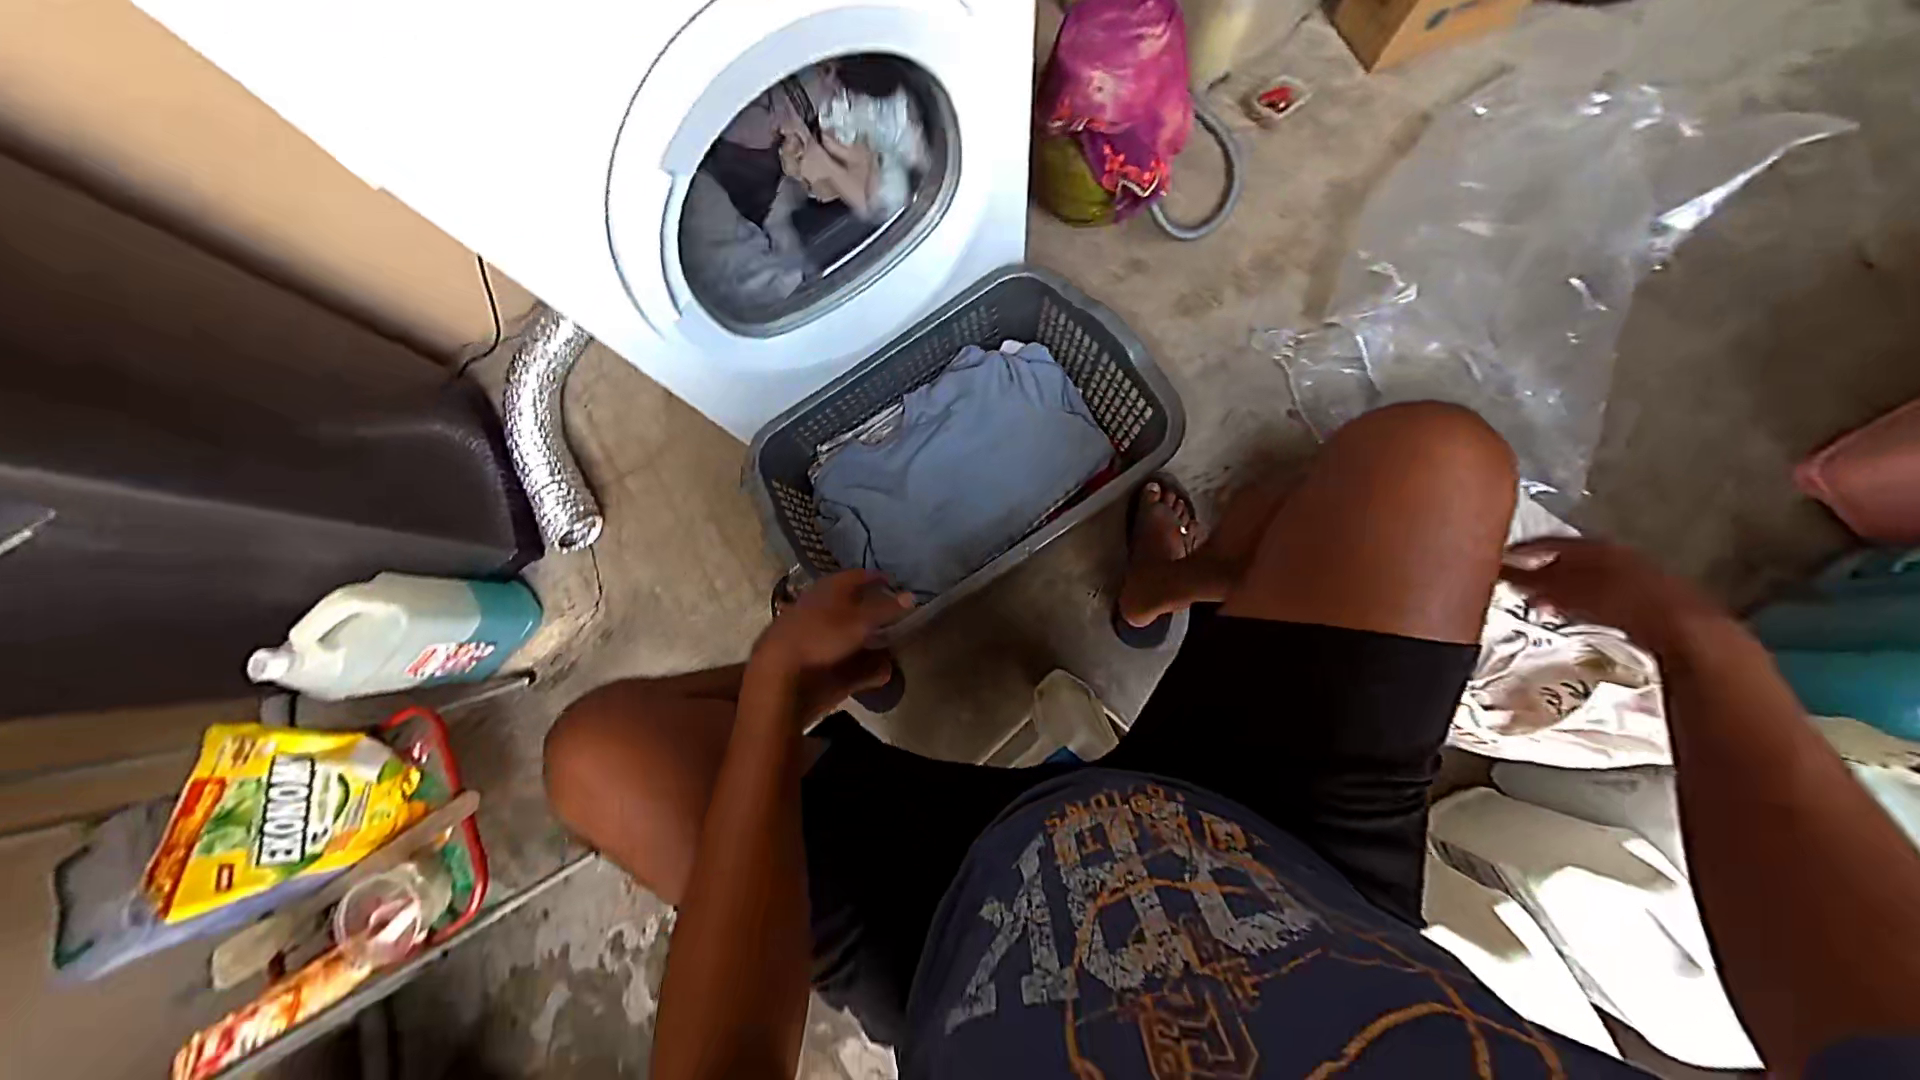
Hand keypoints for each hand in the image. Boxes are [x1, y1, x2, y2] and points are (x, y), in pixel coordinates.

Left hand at [751, 570, 912, 716]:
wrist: (779, 668)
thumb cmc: (823, 636)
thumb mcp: (861, 622)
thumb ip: (886, 609)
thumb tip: (911, 596)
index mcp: (831, 586)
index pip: (859, 574)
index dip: (877, 578)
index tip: (893, 584)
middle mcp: (818, 599)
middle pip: (847, 596)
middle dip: (868, 601)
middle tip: (887, 610)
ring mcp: (806, 621)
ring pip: (838, 617)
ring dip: (857, 624)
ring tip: (875, 634)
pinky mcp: (801, 643)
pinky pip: (830, 638)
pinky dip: (845, 643)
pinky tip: (854, 653)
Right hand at [1500, 538, 1726, 652]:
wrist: (1684, 630)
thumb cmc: (1621, 602)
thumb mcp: (1563, 590)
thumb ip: (1529, 579)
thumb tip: (1500, 570)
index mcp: (1594, 546)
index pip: (1546, 542)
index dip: (1520, 551)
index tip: (1500, 559)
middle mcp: (1615, 554)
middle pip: (1565, 559)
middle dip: (1539, 572)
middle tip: (1517, 585)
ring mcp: (1634, 575)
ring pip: (1583, 577)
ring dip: (1559, 589)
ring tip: (1540, 604)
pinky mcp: (1646, 597)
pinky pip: (1600, 593)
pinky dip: (1580, 600)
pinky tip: (1572, 613)